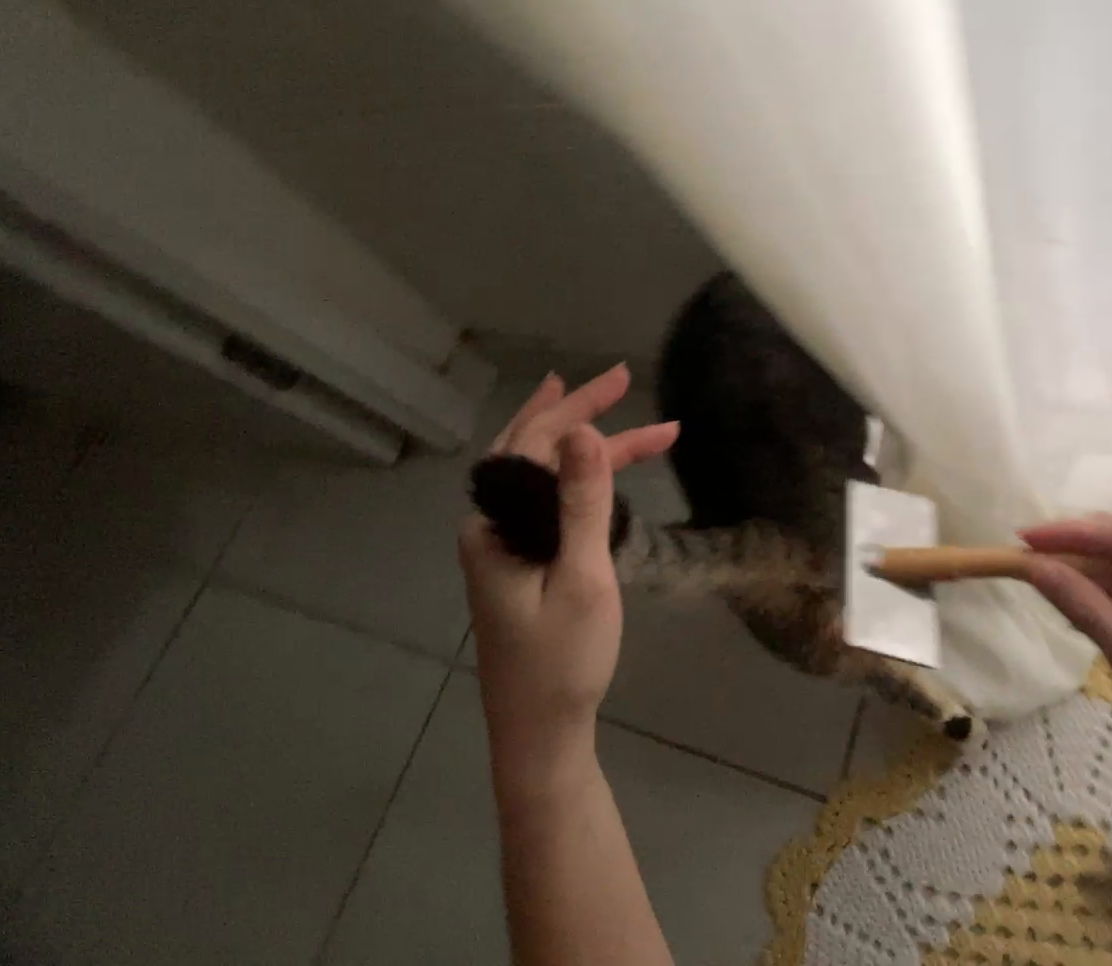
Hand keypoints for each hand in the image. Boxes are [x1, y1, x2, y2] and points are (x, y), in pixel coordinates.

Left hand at [458, 366, 677, 760]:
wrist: (540, 732)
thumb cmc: (563, 660)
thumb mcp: (582, 578)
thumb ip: (582, 503)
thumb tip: (584, 430)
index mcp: (494, 525)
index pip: (534, 444)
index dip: (580, 408)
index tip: (623, 380)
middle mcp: (489, 527)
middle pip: (531, 451)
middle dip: (577, 413)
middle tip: (620, 379)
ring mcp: (502, 546)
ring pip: (537, 475)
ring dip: (576, 442)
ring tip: (604, 403)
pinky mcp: (519, 563)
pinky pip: (542, 500)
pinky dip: (567, 473)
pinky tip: (582, 463)